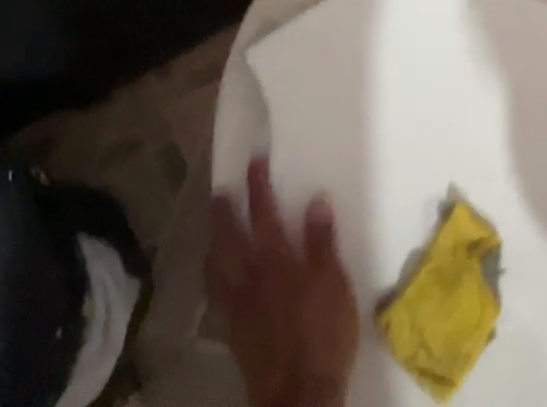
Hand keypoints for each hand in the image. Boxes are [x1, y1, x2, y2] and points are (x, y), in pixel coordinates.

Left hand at [206, 156, 359, 406]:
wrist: (299, 389)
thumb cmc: (324, 331)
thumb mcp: (334, 282)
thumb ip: (322, 242)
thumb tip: (316, 200)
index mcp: (277, 260)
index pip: (264, 214)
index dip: (258, 186)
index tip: (254, 162)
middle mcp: (250, 276)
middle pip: (229, 237)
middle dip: (224, 212)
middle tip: (220, 191)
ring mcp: (237, 303)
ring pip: (216, 265)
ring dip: (213, 242)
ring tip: (212, 230)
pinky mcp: (233, 327)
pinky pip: (215, 293)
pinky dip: (212, 277)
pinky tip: (216, 276)